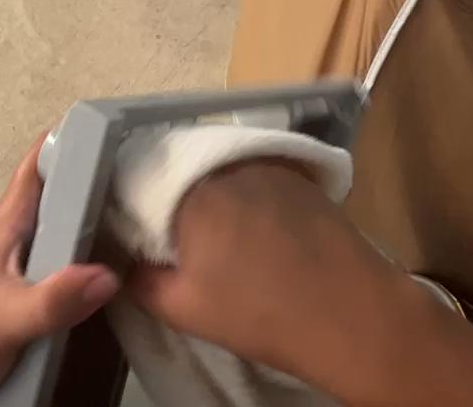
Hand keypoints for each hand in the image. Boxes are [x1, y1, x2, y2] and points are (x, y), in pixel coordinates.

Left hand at [0, 135, 119, 406]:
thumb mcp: (7, 317)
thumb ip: (53, 299)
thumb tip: (107, 275)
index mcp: (7, 224)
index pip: (36, 165)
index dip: (65, 139)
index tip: (106, 124)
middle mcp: (18, 235)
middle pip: (58, 192)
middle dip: (93, 176)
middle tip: (139, 168)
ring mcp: (24, 264)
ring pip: (64, 227)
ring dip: (94, 216)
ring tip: (139, 208)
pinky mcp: (31, 291)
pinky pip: (66, 260)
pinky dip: (90, 254)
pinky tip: (116, 261)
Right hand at [130, 160, 472, 406]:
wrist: (351, 310)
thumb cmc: (260, 312)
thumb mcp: (185, 309)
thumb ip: (140, 280)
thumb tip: (121, 260)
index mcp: (185, 192)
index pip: (139, 177)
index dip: (133, 198)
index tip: (135, 222)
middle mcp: (218, 162)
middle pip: (177, 165)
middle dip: (170, 190)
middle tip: (175, 228)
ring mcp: (260, 160)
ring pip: (215, 164)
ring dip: (207, 185)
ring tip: (216, 224)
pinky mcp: (291, 168)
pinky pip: (249, 167)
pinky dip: (241, 185)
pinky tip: (254, 220)